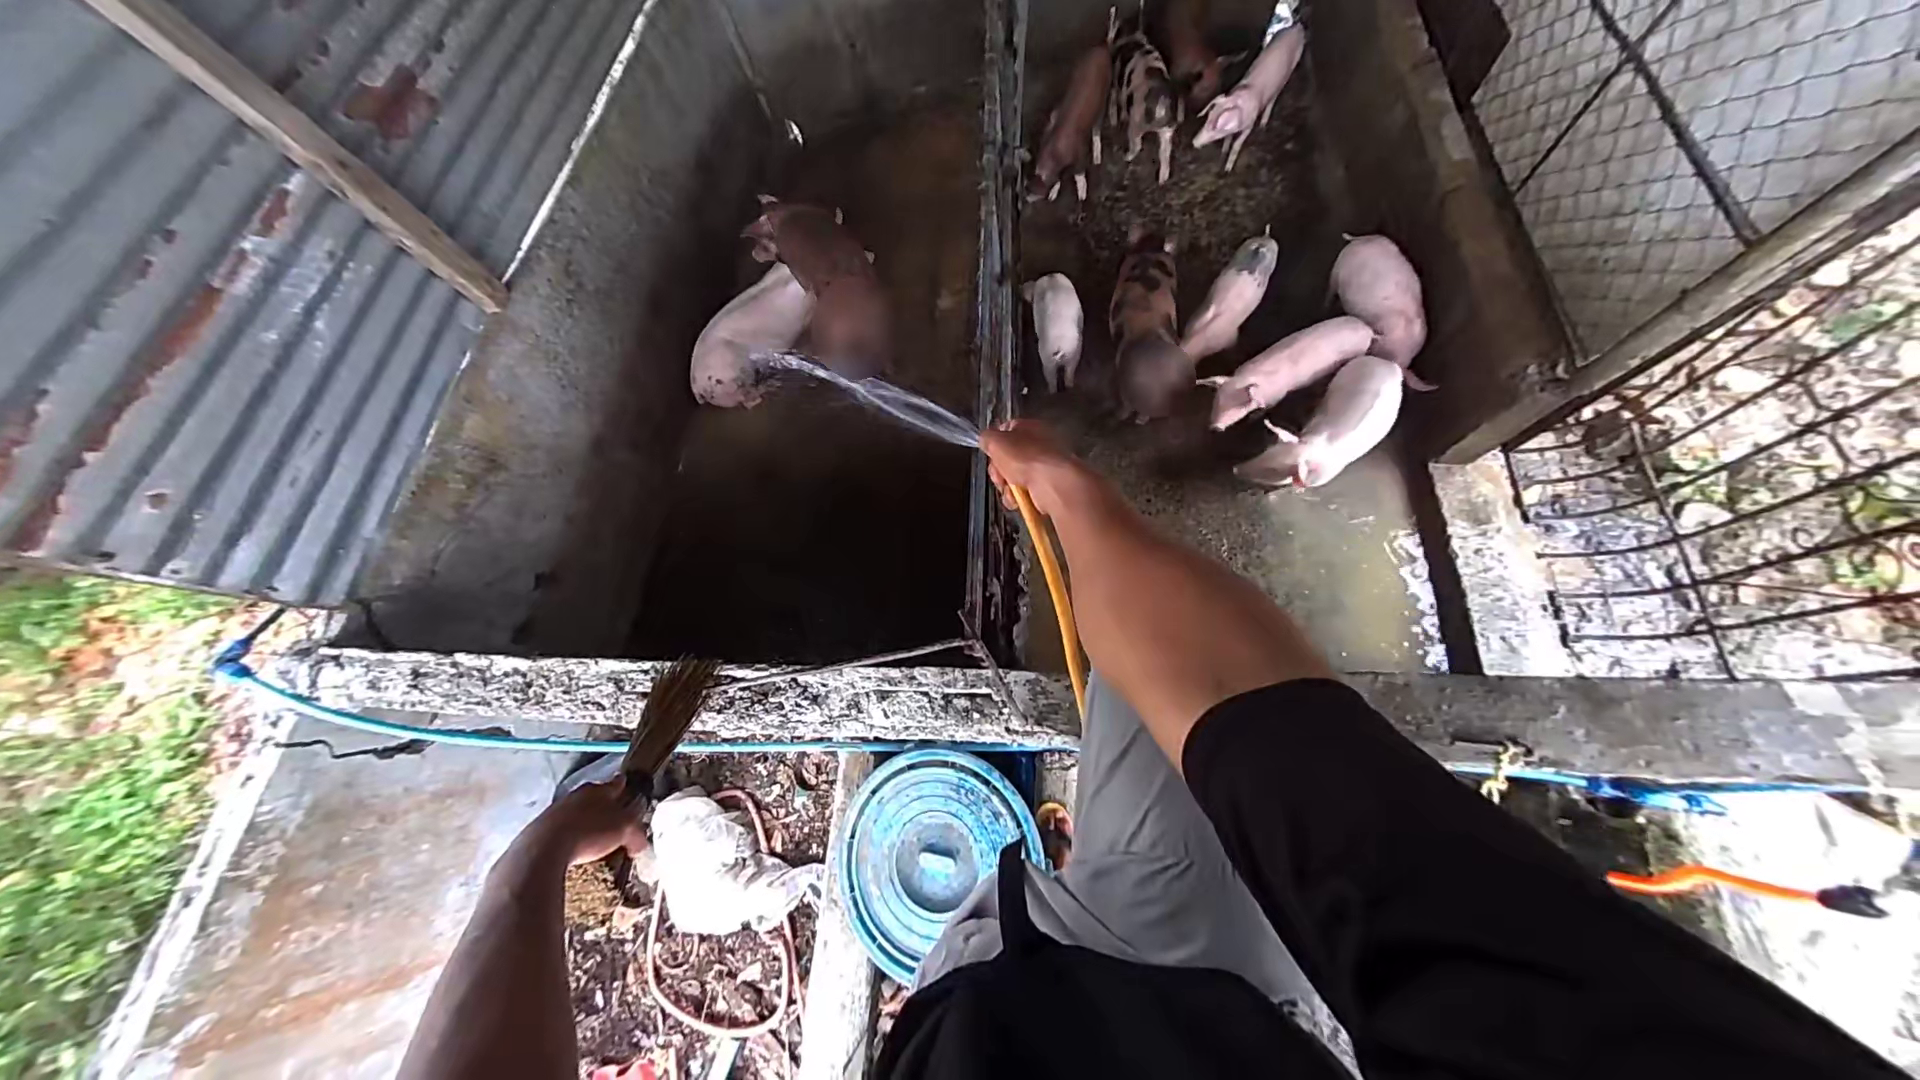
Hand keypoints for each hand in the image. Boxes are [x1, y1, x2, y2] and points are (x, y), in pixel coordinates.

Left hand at [528, 776, 649, 865]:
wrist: (541, 851)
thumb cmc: (590, 833)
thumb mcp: (624, 831)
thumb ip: (636, 833)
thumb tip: (641, 844)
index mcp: (600, 789)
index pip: (618, 783)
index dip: (625, 787)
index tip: (629, 792)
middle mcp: (577, 794)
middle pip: (594, 796)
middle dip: (603, 805)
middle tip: (611, 820)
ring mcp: (555, 810)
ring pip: (575, 811)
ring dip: (582, 820)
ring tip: (590, 838)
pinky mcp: (537, 828)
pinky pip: (558, 828)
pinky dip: (565, 835)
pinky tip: (568, 849)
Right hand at [981, 420, 1097, 518]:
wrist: (1053, 484)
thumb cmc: (1025, 458)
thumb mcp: (997, 441)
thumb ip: (987, 438)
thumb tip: (986, 440)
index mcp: (1030, 428)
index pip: (1006, 432)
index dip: (994, 445)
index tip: (991, 454)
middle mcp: (1039, 446)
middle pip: (1007, 459)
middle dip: (998, 471)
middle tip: (1000, 476)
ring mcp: (1044, 469)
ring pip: (1013, 479)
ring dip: (1006, 487)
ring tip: (1010, 490)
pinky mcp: (1046, 488)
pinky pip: (1023, 493)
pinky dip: (1017, 499)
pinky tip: (1018, 500)